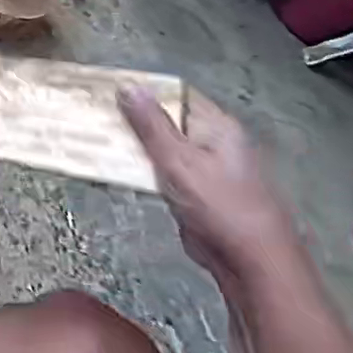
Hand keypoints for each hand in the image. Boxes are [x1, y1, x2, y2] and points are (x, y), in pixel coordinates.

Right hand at [120, 88, 297, 280]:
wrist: (253, 266)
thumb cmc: (220, 207)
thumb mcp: (178, 161)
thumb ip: (151, 125)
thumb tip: (129, 86)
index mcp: (216, 125)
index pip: (173, 93)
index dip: (141, 91)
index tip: (108, 92)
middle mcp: (214, 141)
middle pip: (166, 120)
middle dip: (134, 121)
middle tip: (99, 119)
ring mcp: (206, 168)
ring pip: (163, 147)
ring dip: (137, 147)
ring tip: (102, 141)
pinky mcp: (198, 193)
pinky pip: (165, 172)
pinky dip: (146, 170)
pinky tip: (122, 170)